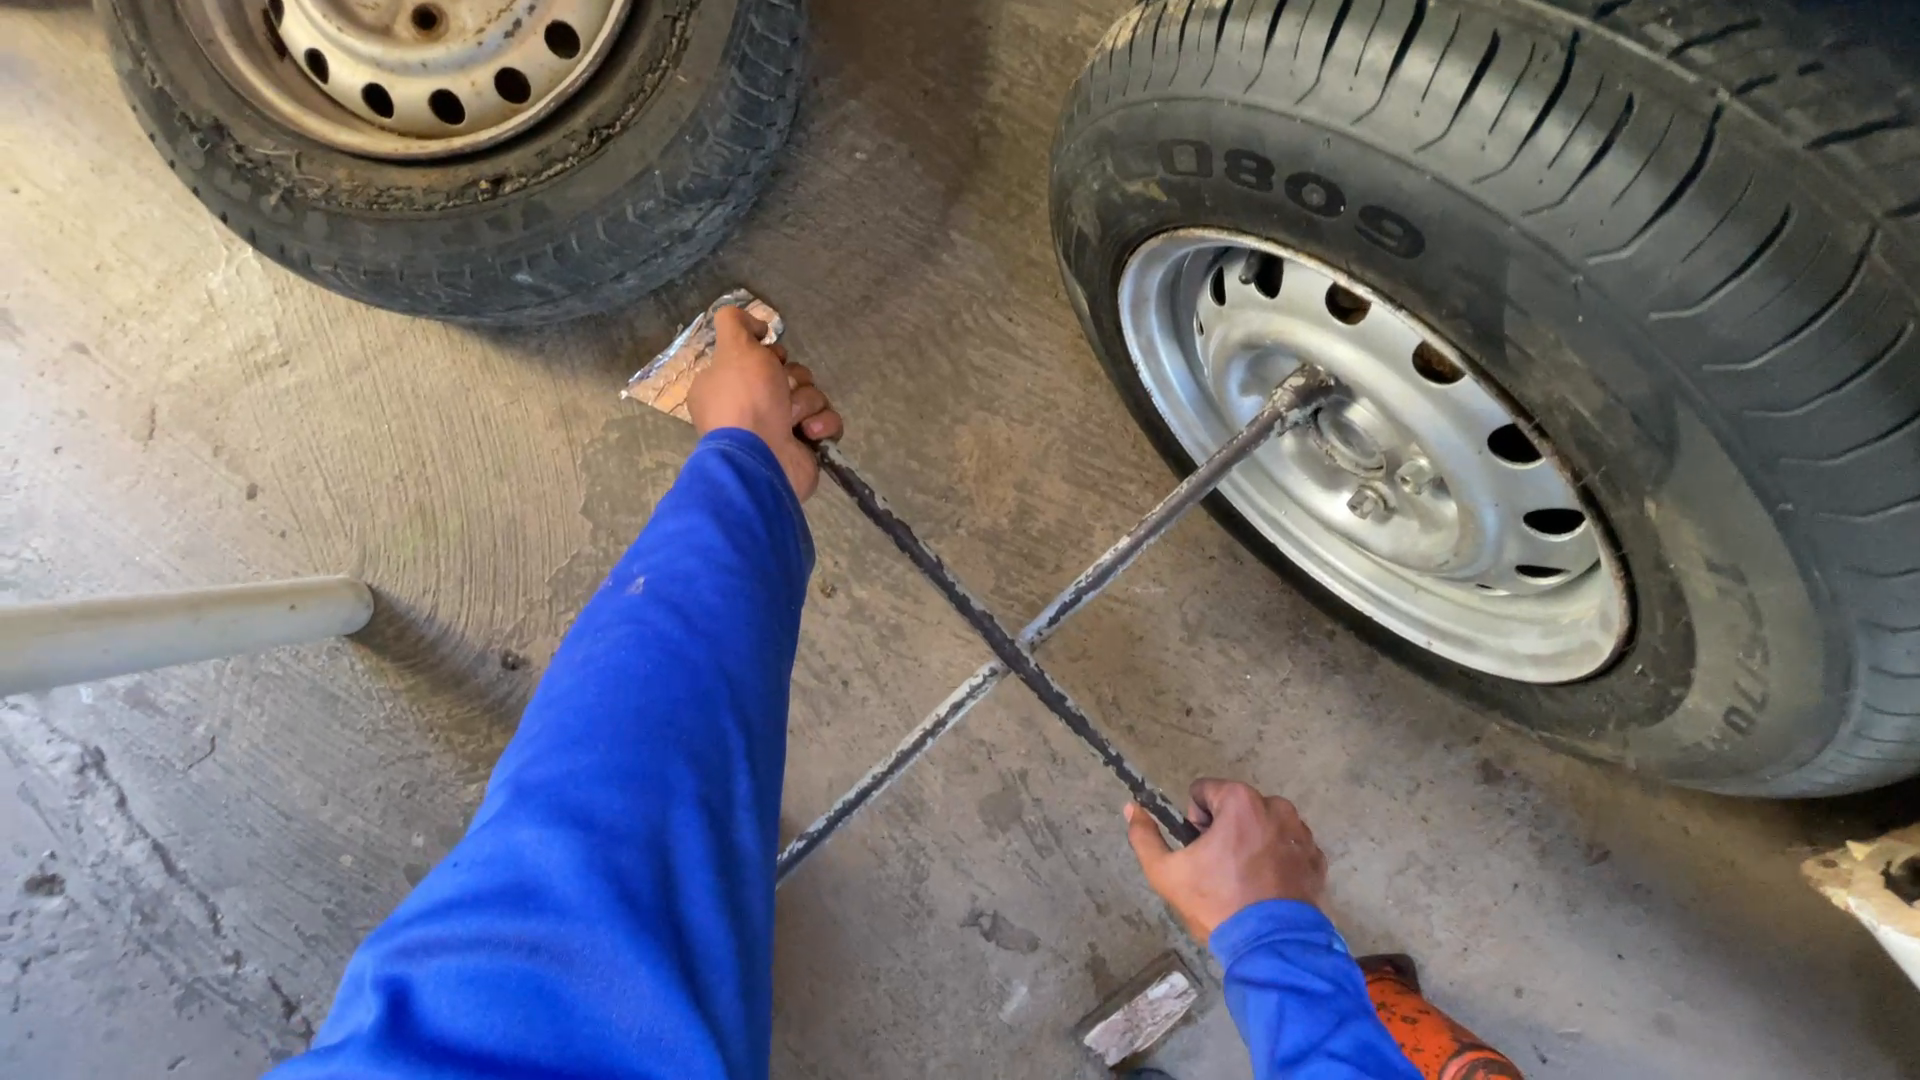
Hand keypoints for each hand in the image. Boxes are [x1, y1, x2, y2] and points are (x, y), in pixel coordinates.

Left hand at [687, 305, 843, 500]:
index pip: (761, 357)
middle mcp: (752, 407)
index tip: (770, 357)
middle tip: (783, 391)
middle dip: (794, 379)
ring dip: (807, 403)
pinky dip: (823, 424)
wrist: (763, 457)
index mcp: (728, 385)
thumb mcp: (733, 348)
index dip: (770, 354)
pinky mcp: (805, 447)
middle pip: (791, 374)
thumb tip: (755, 326)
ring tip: (793, 419)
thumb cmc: (745, 401)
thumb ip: (734, 323)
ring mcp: (779, 429)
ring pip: (812, 396)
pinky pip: (827, 422)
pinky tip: (810, 433)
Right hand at [1124, 779, 1327, 943]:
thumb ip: (1144, 836)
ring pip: (1264, 824)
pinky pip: (1288, 846)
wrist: (1273, 950)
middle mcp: (1276, 807)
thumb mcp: (1166, 873)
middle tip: (1220, 869)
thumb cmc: (1217, 904)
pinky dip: (1277, 859)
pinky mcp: (1318, 860)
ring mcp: (1301, 834)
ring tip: (1246, 881)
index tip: (1200, 850)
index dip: (1194, 820)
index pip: (1203, 791)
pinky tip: (1268, 888)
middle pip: (1236, 806)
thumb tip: (1131, 808)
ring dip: (1252, 841)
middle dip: (1225, 829)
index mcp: (1240, 801)